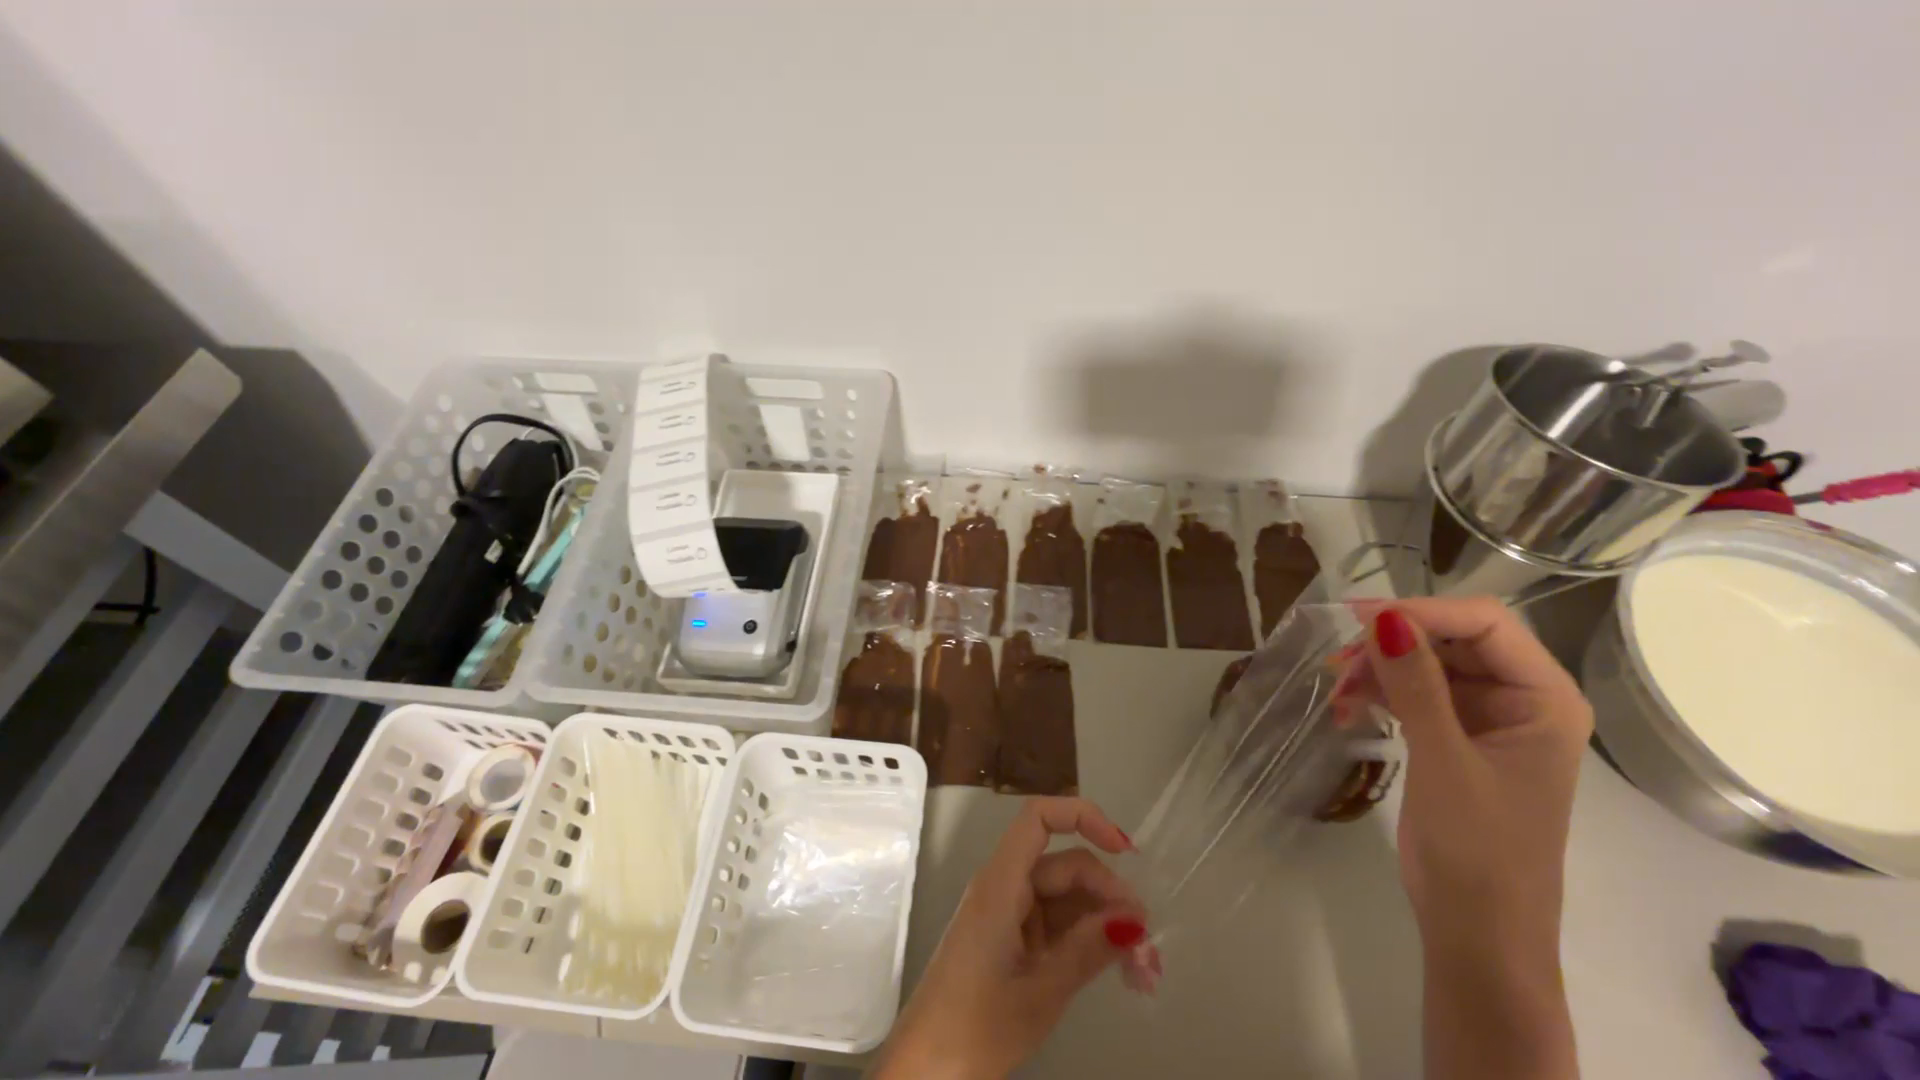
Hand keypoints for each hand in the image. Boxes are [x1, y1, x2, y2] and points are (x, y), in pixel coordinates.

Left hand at [871, 797, 1158, 1079]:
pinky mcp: (1014, 943)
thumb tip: (1133, 919)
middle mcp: (1005, 890)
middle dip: (1112, 898)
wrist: (927, 1070)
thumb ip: (1088, 949)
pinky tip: (1124, 974)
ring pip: (1070, 900)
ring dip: (1109, 927)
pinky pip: (1061, 927)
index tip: (1125, 850)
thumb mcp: (1041, 992)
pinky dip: (1092, 944)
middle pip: (1067, 867)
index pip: (1039, 819)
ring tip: (1145, 972)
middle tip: (1148, 947)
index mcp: (1000, 886)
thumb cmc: (975, 1028)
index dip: (1083, 817)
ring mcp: (1010, 917)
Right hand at [1335, 597, 1588, 1078]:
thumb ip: (1416, 685)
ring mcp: (1489, 722)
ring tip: (1336, 692)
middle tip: (1338, 662)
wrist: (1478, 933)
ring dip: (1379, 670)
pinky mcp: (1457, 742)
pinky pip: (1417, 697)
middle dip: (1394, 644)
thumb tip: (1384, 617)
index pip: (1485, 623)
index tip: (1357, 620)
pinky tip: (1346, 708)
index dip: (1423, 612)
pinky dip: (1381, 695)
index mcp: (1545, 698)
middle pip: (1453, 640)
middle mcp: (1522, 700)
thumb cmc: (1478, 850)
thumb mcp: (1444, 761)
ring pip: (1428, 666)